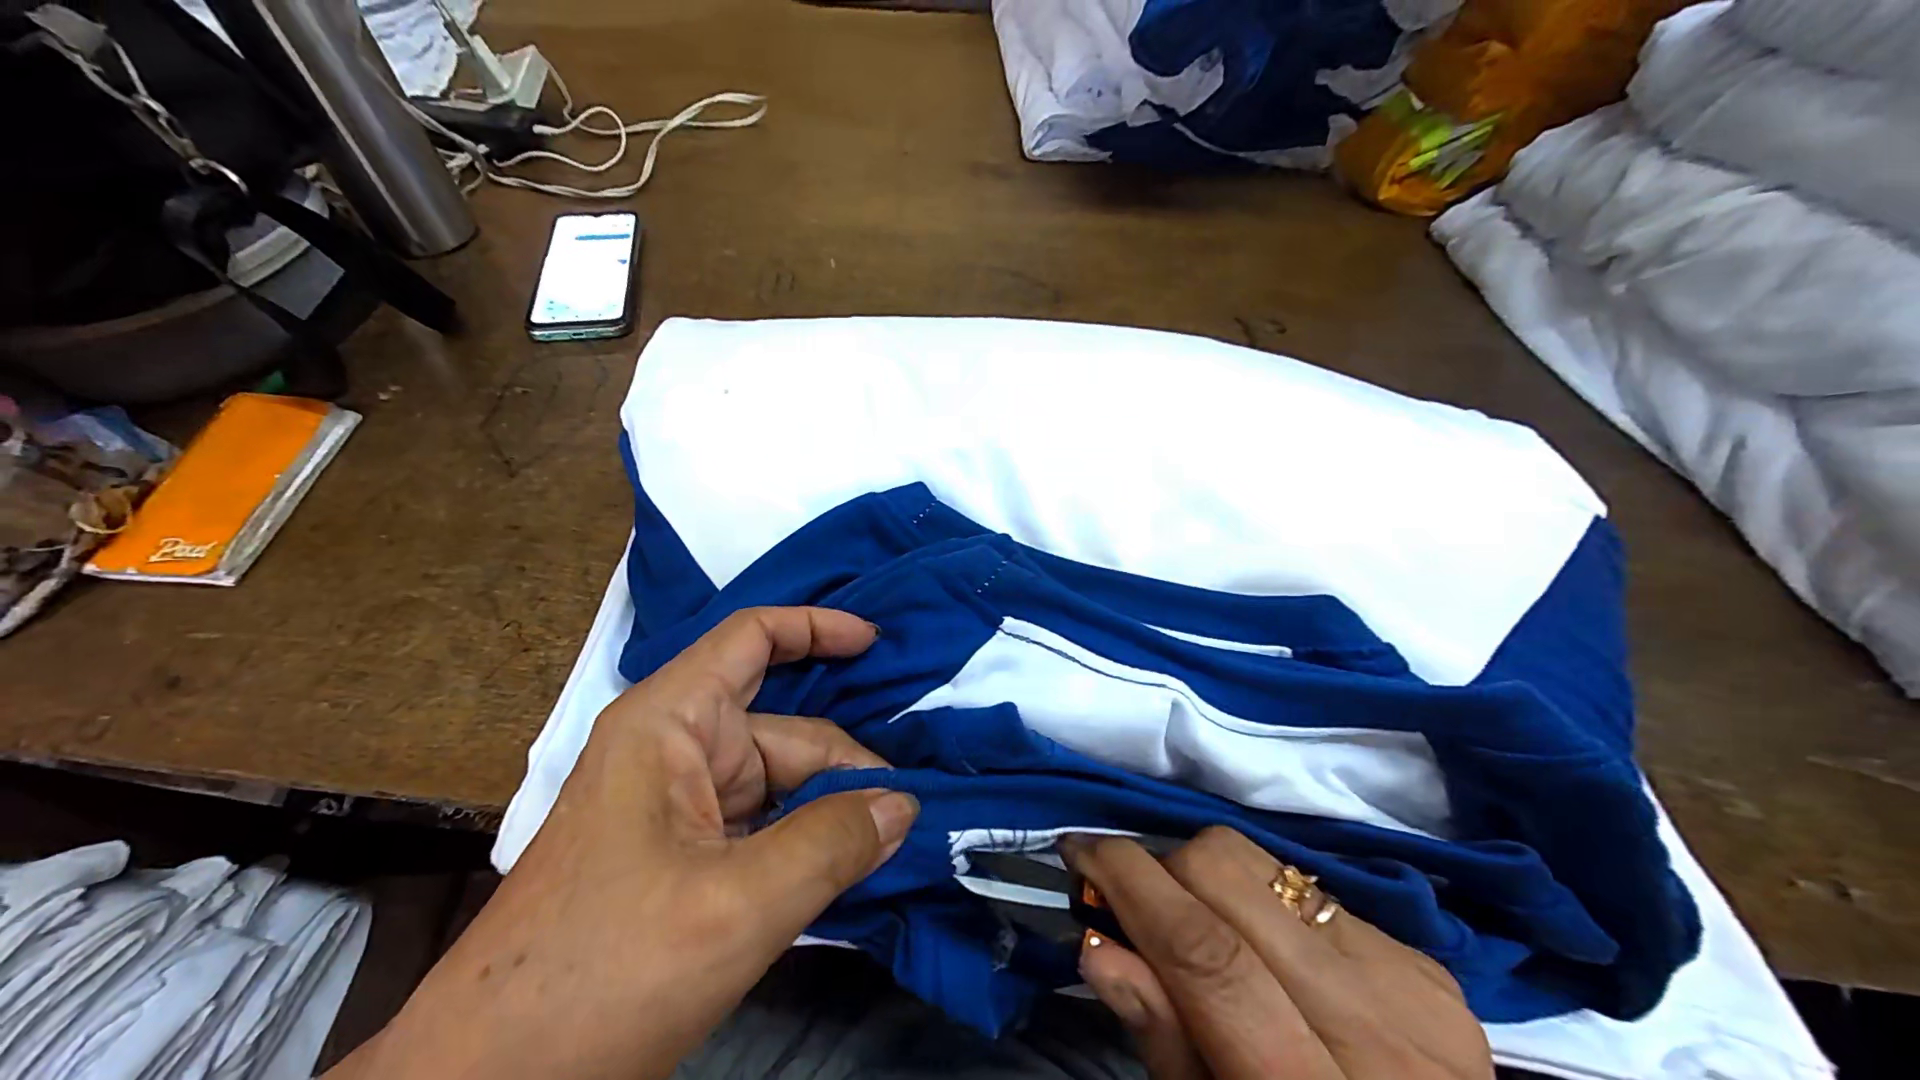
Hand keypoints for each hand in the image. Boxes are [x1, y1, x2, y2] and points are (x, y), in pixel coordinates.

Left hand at [332, 607, 919, 1079]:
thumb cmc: (605, 972)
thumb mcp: (738, 905)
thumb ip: (833, 844)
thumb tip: (904, 805)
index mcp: (670, 724)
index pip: (750, 640)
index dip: (815, 627)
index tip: (877, 643)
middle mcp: (674, 752)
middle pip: (784, 729)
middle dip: (847, 763)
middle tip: (915, 807)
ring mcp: (677, 809)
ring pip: (779, 786)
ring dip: (834, 809)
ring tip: (897, 839)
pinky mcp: (682, 861)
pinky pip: (764, 829)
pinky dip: (808, 841)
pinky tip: (855, 866)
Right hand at [1062, 828, 1492, 1079]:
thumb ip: (1167, 1043)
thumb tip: (1096, 945)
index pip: (1208, 955)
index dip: (1133, 886)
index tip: (1079, 850)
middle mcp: (1374, 1023)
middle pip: (1231, 877)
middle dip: (1161, 867)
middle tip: (1132, 898)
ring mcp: (1409, 983)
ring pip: (1267, 862)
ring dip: (1207, 876)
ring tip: (1195, 916)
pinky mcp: (1425, 963)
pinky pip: (1311, 889)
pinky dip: (1263, 902)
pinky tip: (1267, 948)